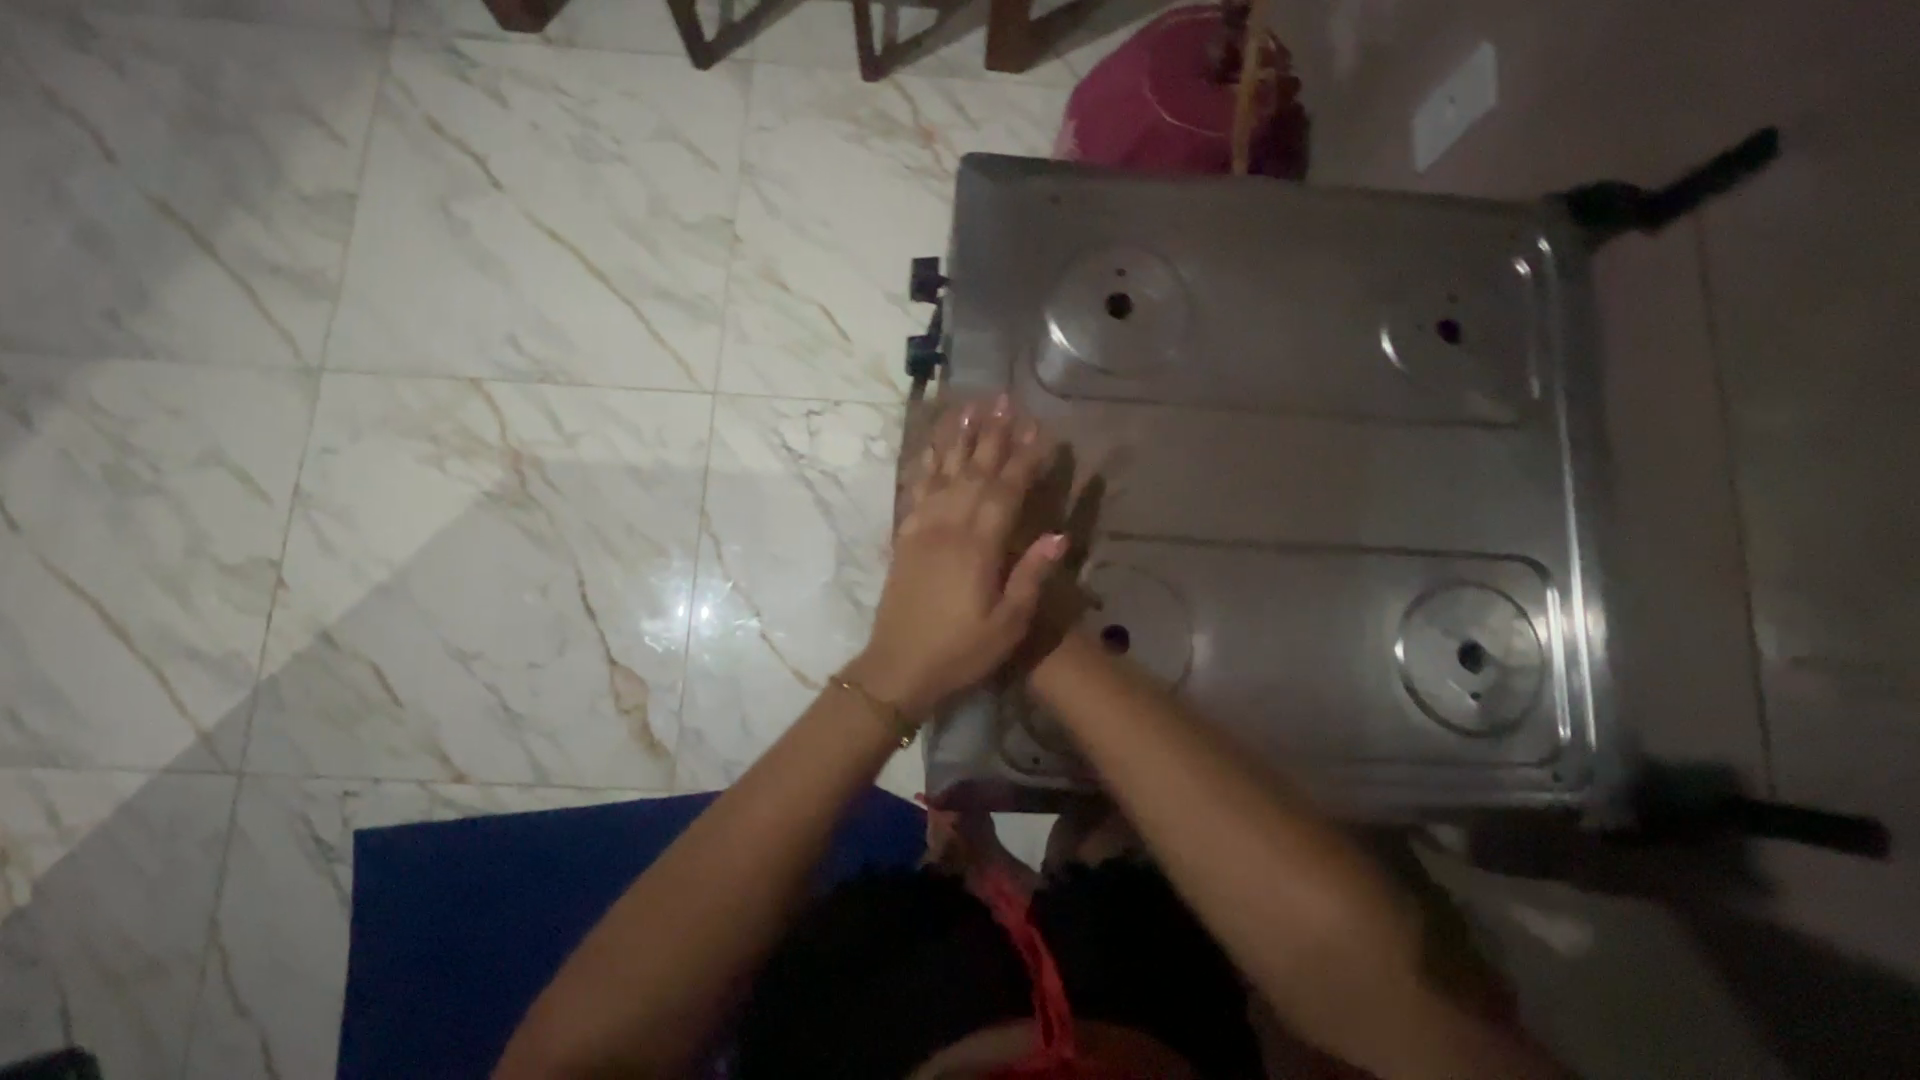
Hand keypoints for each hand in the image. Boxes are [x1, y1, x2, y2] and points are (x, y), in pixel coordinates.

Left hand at [847, 395, 1065, 718]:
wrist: (898, 668)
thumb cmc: (961, 652)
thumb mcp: (1007, 624)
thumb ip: (1030, 576)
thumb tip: (1059, 535)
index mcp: (978, 547)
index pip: (1006, 491)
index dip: (1025, 459)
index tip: (1041, 429)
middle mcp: (948, 527)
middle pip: (974, 471)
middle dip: (993, 435)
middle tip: (1006, 400)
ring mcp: (922, 528)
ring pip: (943, 472)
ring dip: (958, 438)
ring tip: (970, 406)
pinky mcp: (905, 537)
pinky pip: (917, 490)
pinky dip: (926, 464)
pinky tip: (933, 447)